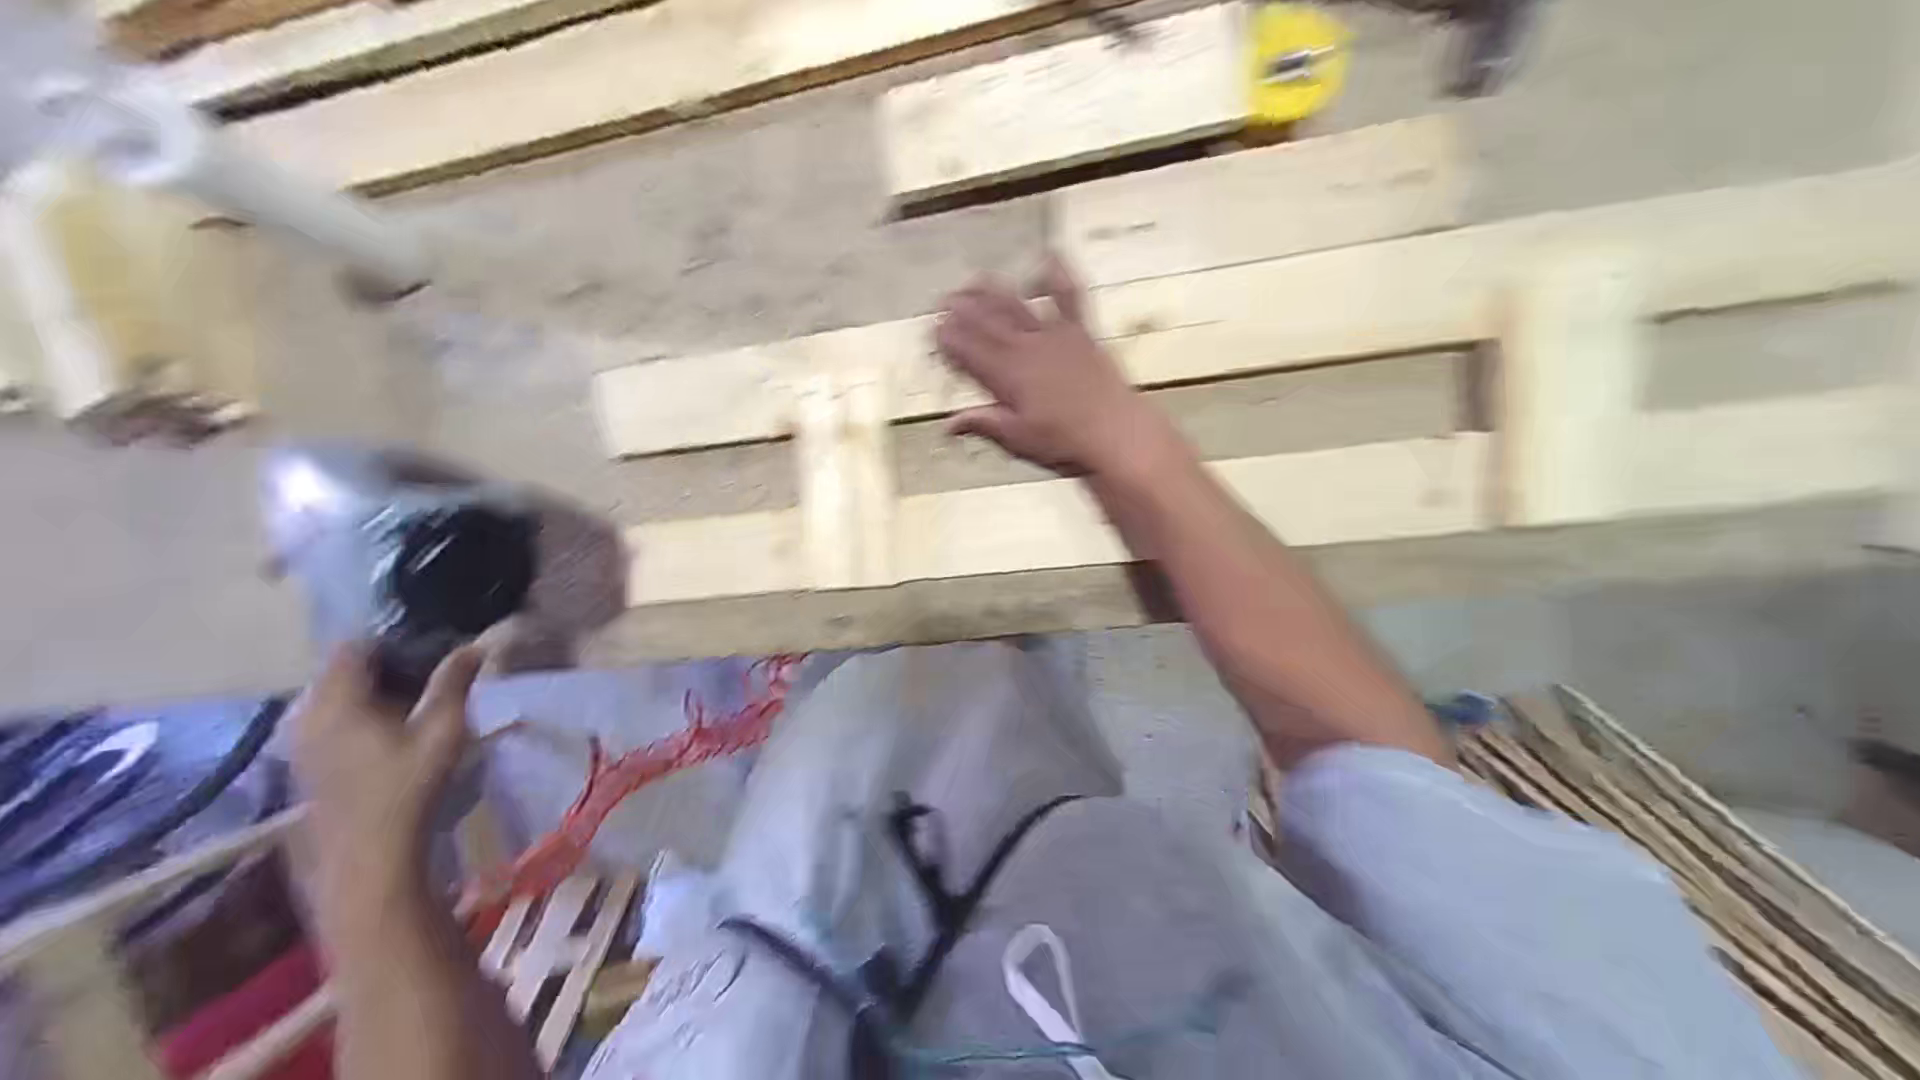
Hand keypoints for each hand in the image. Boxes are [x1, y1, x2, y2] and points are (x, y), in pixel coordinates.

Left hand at [288, 644, 483, 881]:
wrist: (368, 855)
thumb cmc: (409, 786)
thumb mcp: (443, 729)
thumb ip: (454, 684)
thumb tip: (474, 646)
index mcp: (336, 701)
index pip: (353, 648)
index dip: (389, 640)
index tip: (426, 646)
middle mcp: (307, 715)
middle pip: (339, 671)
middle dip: (380, 665)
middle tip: (425, 672)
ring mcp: (299, 743)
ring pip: (331, 697)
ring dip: (367, 691)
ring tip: (410, 699)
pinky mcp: (303, 764)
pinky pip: (326, 720)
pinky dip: (354, 713)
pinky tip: (387, 730)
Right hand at [936, 256, 1162, 473]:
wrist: (1115, 433)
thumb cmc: (1063, 442)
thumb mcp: (1017, 438)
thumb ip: (983, 424)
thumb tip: (947, 425)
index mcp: (1007, 376)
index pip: (970, 352)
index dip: (950, 339)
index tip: (935, 328)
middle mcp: (1025, 348)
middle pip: (987, 324)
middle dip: (963, 310)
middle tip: (944, 300)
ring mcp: (1054, 335)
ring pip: (1016, 306)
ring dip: (993, 291)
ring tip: (973, 280)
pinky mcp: (1081, 333)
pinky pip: (1070, 297)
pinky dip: (1059, 275)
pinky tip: (1049, 254)